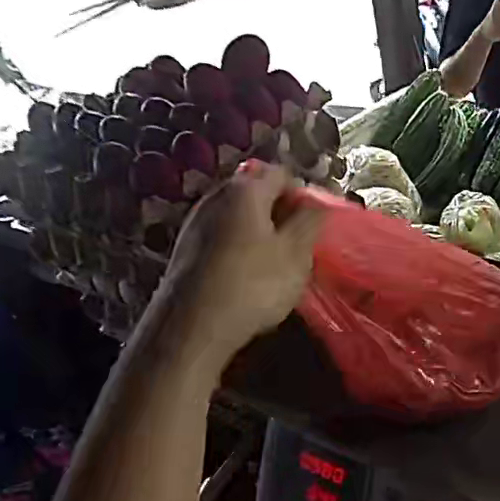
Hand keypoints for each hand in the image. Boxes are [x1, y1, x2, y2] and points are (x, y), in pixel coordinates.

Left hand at [152, 160, 327, 375]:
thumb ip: (311, 222)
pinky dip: (236, 250)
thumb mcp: (296, 254)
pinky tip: (244, 278)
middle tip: (296, 245)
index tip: (313, 225)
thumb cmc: (253, 285)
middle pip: (255, 194)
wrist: (193, 326)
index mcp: (245, 190)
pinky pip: (220, 240)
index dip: (302, 196)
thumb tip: (316, 204)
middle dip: (278, 214)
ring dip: (257, 234)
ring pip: (236, 219)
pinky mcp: (184, 251)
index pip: (281, 174)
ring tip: (272, 265)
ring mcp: (194, 223)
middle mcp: (214, 196)